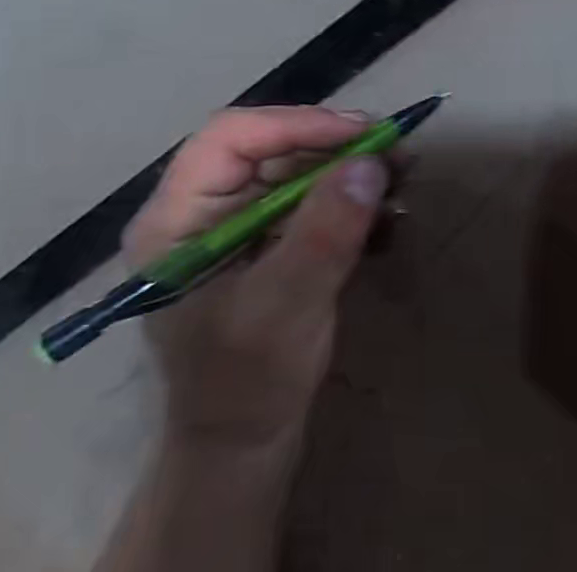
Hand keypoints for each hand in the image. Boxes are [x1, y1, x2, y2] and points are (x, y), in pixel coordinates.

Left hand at [122, 107, 387, 453]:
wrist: (240, 452)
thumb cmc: (245, 385)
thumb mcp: (286, 308)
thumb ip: (324, 234)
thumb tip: (370, 163)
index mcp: (176, 216)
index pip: (231, 138)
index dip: (297, 124)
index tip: (362, 133)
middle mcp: (199, 209)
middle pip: (265, 149)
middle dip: (331, 146)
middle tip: (393, 150)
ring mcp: (231, 226)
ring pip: (291, 172)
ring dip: (346, 171)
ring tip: (400, 176)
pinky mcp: (262, 244)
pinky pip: (304, 204)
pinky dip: (345, 202)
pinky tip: (384, 214)